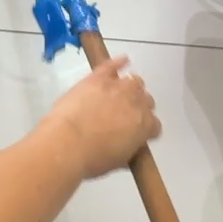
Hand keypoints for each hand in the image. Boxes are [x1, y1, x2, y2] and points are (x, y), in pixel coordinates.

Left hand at [37, 56, 160, 178]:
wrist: (67, 143)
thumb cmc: (93, 158)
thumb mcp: (118, 162)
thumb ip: (129, 149)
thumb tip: (129, 148)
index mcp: (145, 126)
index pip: (155, 125)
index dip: (146, 129)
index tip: (137, 133)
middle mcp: (137, 103)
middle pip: (146, 100)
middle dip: (139, 106)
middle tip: (125, 115)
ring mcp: (118, 87)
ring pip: (134, 81)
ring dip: (131, 87)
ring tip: (120, 94)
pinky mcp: (99, 78)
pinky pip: (113, 65)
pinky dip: (119, 62)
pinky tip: (123, 60)